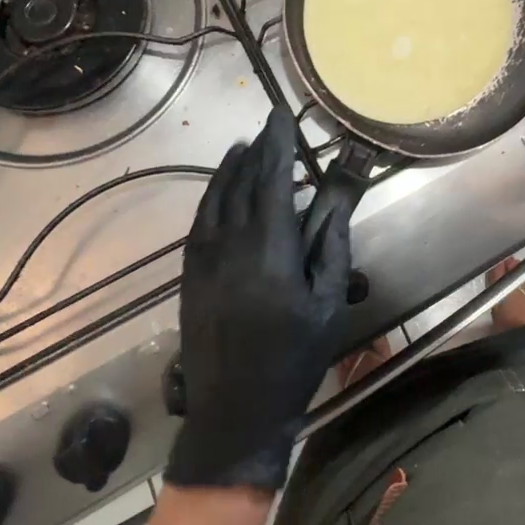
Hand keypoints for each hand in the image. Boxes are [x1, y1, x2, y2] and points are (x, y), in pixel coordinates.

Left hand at [166, 109, 351, 489]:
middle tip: (269, 127)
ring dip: (230, 167)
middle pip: (244, 181)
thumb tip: (336, 199)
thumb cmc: (295, 356)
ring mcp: (203, 259)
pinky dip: (211, 195)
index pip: (272, 178)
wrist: (236, 410)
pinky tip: (221, 189)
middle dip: (258, 150)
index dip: (277, 142)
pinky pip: (199, 221)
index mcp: (270, 247)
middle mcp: (231, 243)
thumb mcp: (328, 301)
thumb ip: (331, 244)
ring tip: (244, 147)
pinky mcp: (189, 275)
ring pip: (215, 197)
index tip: (280, 115)